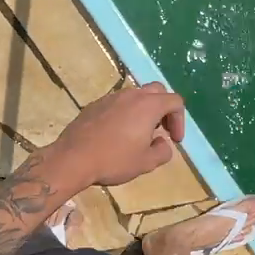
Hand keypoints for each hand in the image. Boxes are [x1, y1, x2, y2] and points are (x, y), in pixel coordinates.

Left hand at [44, 82, 186, 187]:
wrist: (73, 158)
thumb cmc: (114, 160)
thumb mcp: (146, 163)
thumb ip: (163, 151)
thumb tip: (162, 143)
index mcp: (148, 106)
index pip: (175, 101)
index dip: (180, 121)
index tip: (175, 140)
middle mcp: (131, 95)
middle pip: (157, 91)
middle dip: (164, 109)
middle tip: (161, 130)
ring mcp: (111, 97)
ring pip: (135, 95)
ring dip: (144, 110)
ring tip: (139, 133)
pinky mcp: (95, 104)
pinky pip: (117, 103)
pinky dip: (125, 113)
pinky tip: (117, 134)